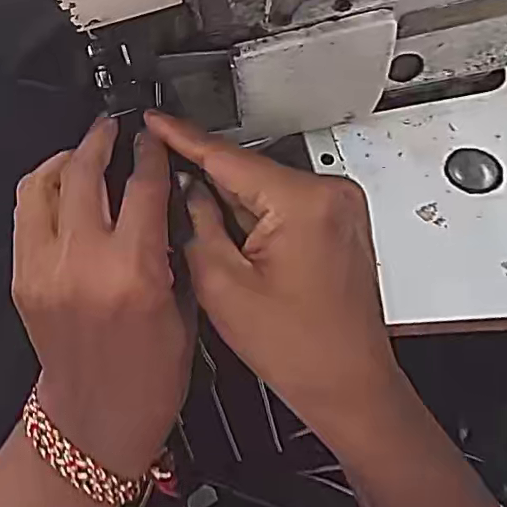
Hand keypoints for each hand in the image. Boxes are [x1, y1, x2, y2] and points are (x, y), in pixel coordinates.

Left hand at [12, 116, 192, 479]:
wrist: (93, 422)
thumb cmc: (148, 378)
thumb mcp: (184, 311)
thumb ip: (172, 249)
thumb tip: (165, 199)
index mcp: (134, 274)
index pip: (143, 188)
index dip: (150, 154)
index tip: (152, 139)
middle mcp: (83, 264)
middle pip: (86, 172)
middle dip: (102, 139)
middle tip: (113, 128)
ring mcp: (44, 269)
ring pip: (44, 184)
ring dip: (66, 158)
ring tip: (83, 151)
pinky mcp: (23, 277)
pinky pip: (27, 213)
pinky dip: (44, 188)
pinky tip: (61, 186)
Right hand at [145, 110, 405, 446]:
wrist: (349, 384)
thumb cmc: (301, 351)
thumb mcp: (223, 286)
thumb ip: (197, 223)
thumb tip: (186, 188)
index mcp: (303, 203)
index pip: (228, 155)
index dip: (182, 137)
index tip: (157, 121)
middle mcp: (330, 194)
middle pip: (248, 168)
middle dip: (204, 177)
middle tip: (164, 184)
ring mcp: (339, 205)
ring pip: (263, 185)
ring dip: (228, 199)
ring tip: (203, 232)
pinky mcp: (337, 219)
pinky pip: (283, 200)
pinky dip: (252, 212)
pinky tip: (233, 238)